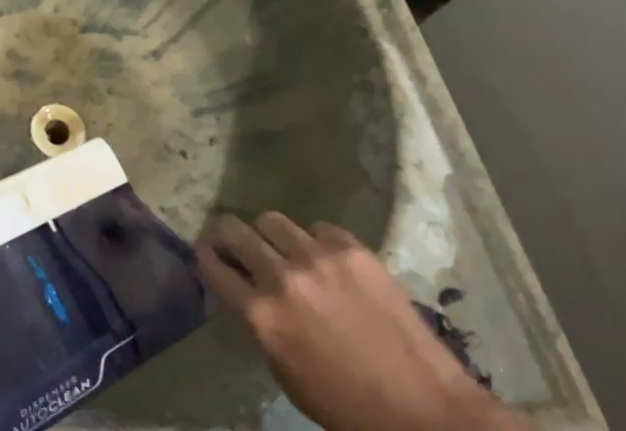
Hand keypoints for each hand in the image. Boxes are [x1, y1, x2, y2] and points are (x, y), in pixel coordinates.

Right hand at [197, 213, 525, 430]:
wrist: (421, 405)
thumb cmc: (344, 402)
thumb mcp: (283, 371)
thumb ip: (260, 324)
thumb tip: (248, 293)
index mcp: (261, 315)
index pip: (212, 266)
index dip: (204, 257)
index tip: (207, 254)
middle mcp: (282, 277)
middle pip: (235, 230)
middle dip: (228, 236)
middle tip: (235, 244)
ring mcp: (319, 257)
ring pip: (273, 220)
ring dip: (270, 235)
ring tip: (283, 249)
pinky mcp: (354, 249)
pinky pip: (318, 228)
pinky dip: (314, 241)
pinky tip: (327, 262)